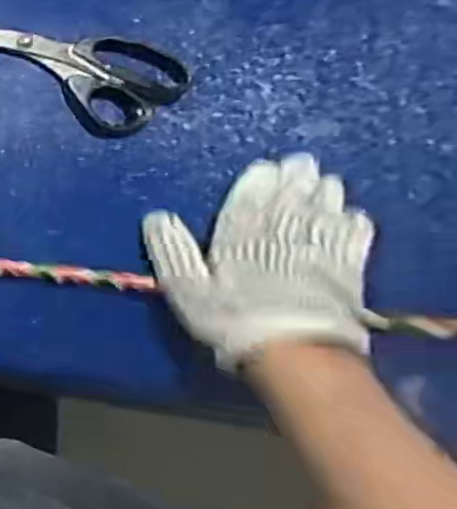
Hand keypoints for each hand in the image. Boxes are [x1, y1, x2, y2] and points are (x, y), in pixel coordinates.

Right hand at [143, 153, 373, 370]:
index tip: (262, 166)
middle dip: (295, 183)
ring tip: (326, 179)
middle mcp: (280, 242)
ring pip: (322, 217)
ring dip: (324, 197)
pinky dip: (353, 225)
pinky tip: (353, 214)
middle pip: (289, 206)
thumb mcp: (184, 286)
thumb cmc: (226, 318)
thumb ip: (171, 250)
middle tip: (301, 161)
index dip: (253, 186)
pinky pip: (352, 242)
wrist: (291, 347)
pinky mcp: (346, 273)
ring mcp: (318, 256)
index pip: (245, 207)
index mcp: (237, 243)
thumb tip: (156, 216)